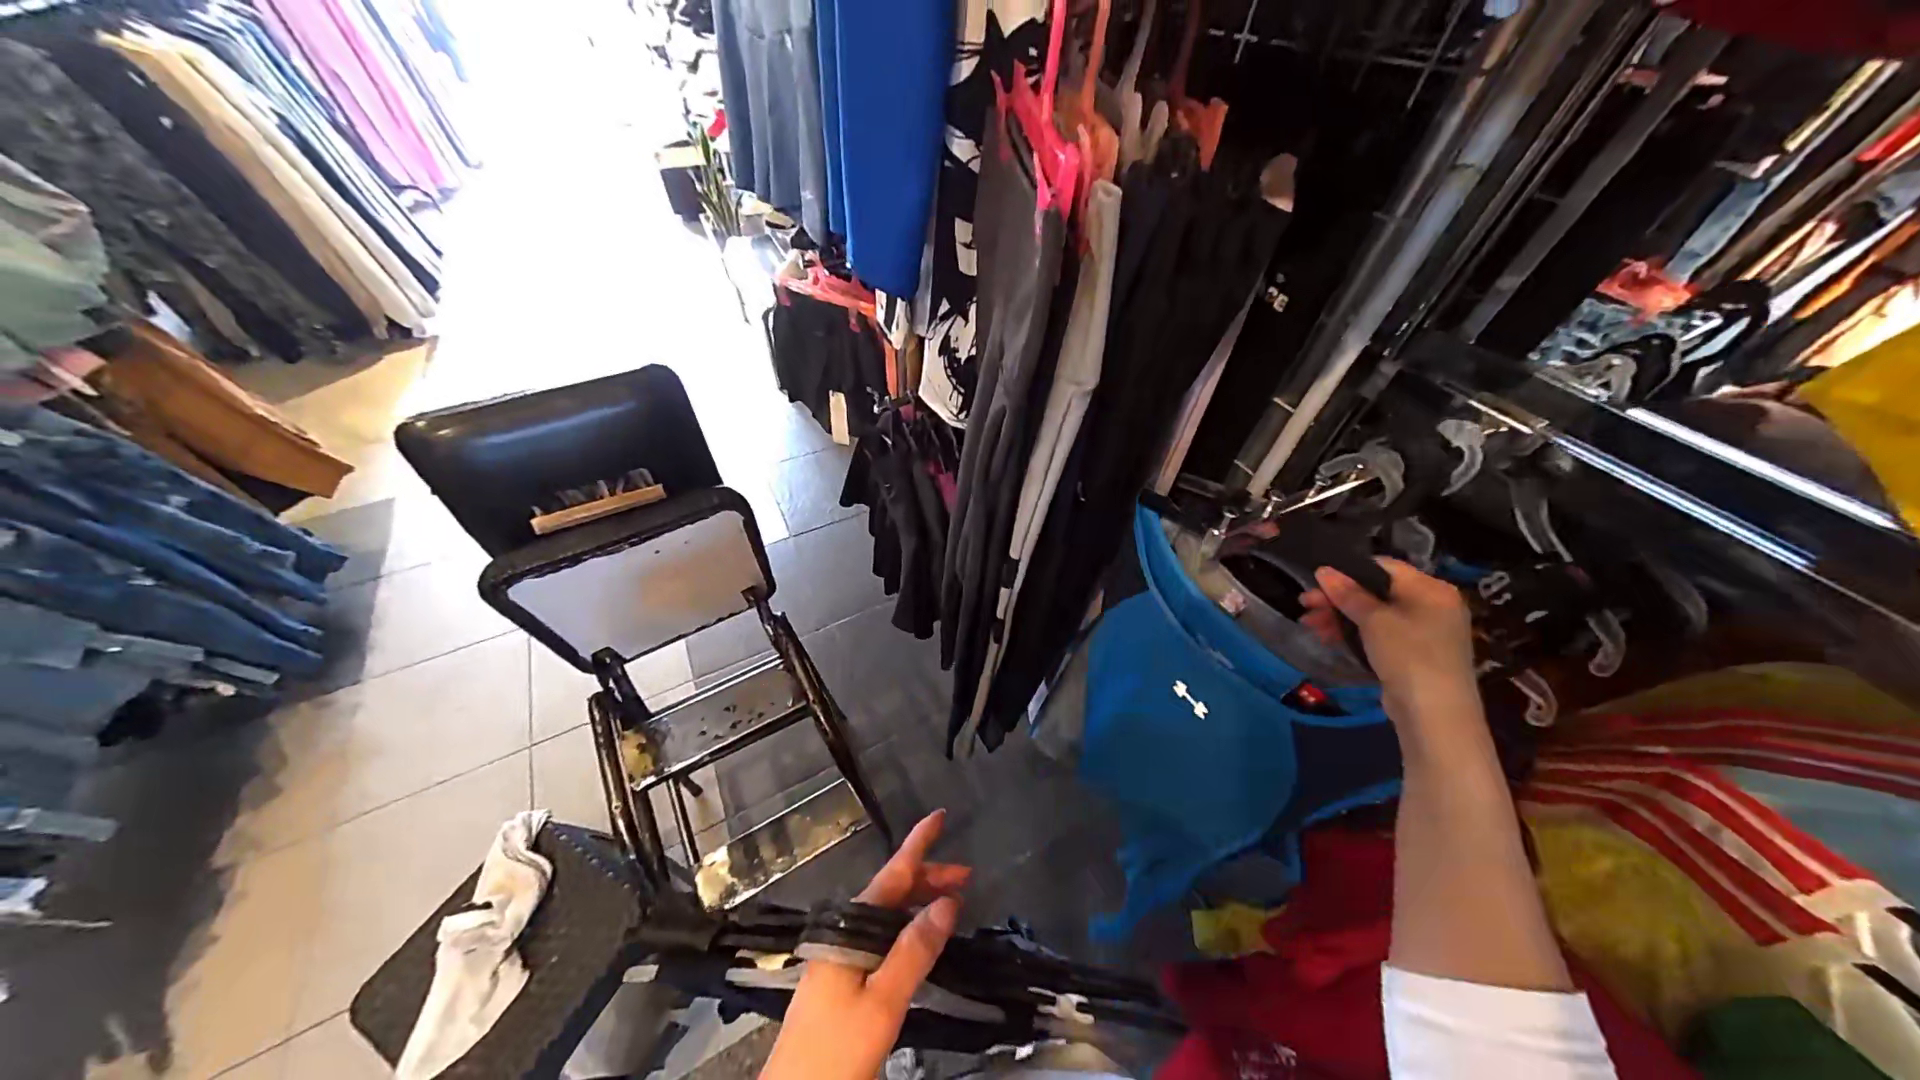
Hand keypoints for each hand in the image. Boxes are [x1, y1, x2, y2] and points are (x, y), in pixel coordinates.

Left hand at [759, 811, 968, 1079]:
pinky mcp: (843, 977)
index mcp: (849, 928)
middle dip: (927, 876)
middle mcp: (843, 932)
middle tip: (967, 876)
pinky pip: (881, 936)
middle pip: (890, 891)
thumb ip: (913, 951)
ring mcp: (841, 954)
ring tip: (952, 901)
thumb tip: (946, 903)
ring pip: (886, 914)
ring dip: (919, 902)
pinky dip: (907, 927)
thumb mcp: (882, 1002)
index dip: (917, 844)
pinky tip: (922, 936)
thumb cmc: (837, 1050)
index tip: (940, 815)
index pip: (891, 874)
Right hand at [1300, 557, 1478, 730]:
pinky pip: (1378, 634)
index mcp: (1431, 589)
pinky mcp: (1412, 654)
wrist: (1435, 714)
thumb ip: (1348, 593)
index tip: (1316, 581)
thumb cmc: (1408, 655)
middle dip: (1337, 598)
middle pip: (1376, 592)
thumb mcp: (1374, 620)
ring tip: (1309, 624)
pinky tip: (1328, 637)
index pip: (1384, 567)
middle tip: (1304, 604)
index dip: (1348, 571)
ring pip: (1373, 615)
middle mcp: (1431, 606)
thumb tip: (1324, 570)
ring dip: (1339, 617)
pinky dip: (1354, 633)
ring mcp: (1423, 632)